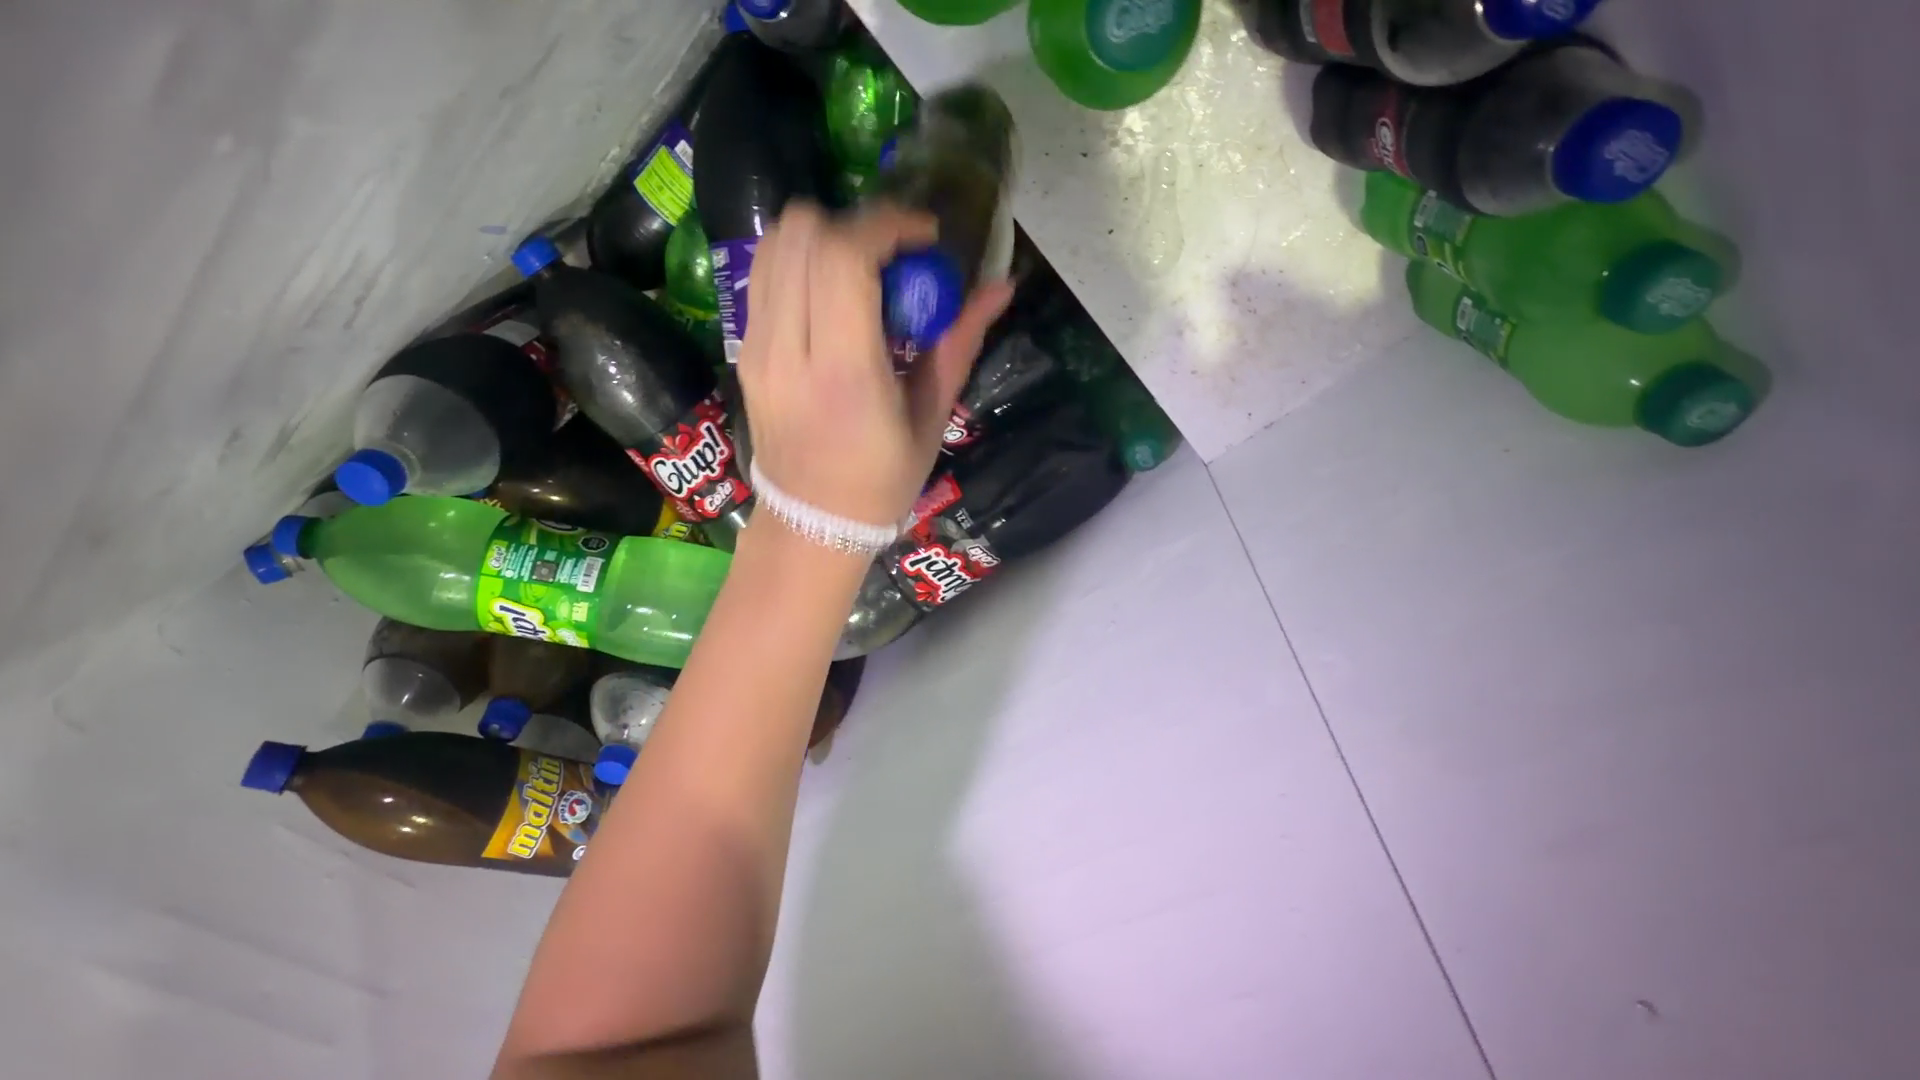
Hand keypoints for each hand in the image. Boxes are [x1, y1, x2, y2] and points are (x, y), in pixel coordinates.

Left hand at [736, 201, 1014, 531]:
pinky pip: (765, 274)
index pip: (845, 259)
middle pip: (803, 235)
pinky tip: (833, 290)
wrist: (809, 523)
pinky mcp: (743, 350)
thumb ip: (959, 343)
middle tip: (894, 253)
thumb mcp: (930, 419)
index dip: (888, 225)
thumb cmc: (880, 482)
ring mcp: (757, 348)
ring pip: (776, 243)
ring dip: (825, 236)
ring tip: (863, 266)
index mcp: (843, 373)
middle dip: (857, 223)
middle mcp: (788, 351)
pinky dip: (801, 260)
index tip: (925, 235)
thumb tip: (1001, 287)